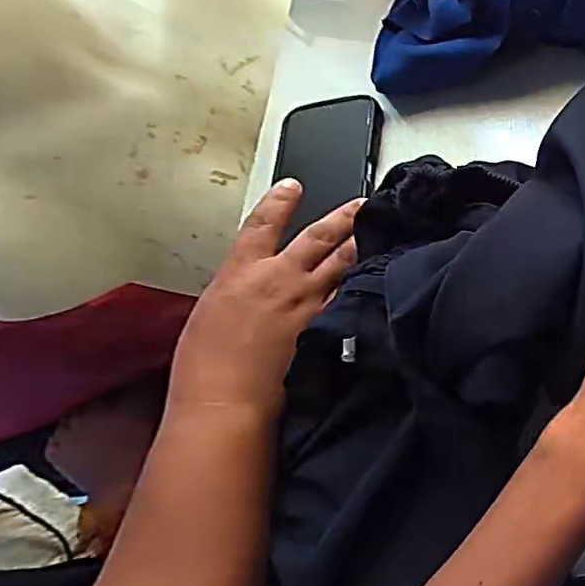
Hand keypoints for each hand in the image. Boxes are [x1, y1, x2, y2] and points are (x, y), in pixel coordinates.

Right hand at [170, 179, 361, 418]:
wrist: (225, 400)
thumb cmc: (204, 365)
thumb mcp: (212, 313)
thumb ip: (241, 290)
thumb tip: (257, 285)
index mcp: (239, 273)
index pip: (262, 225)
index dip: (279, 202)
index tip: (293, 185)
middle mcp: (278, 279)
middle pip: (318, 236)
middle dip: (343, 217)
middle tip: (362, 203)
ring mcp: (306, 299)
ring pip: (342, 260)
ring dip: (361, 242)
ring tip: (378, 228)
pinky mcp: (325, 321)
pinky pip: (348, 293)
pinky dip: (363, 280)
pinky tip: (379, 273)